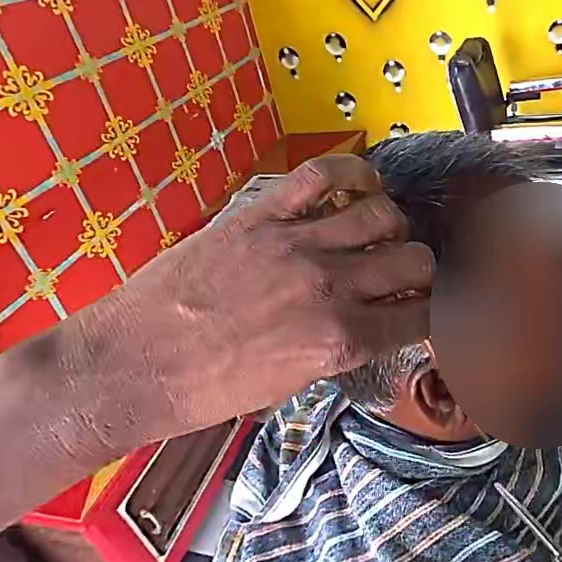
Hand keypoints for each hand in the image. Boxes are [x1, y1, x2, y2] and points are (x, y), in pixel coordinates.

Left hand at [78, 154, 434, 433]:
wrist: (133, 365)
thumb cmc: (208, 389)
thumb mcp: (292, 383)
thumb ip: (342, 346)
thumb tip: (372, 321)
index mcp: (339, 341)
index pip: (419, 316)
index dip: (428, 312)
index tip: (420, 307)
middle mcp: (329, 288)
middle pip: (415, 260)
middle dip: (420, 269)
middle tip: (403, 271)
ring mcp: (296, 244)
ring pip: (381, 214)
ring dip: (392, 225)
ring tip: (379, 231)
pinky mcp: (262, 214)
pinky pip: (322, 175)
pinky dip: (353, 172)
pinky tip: (361, 183)